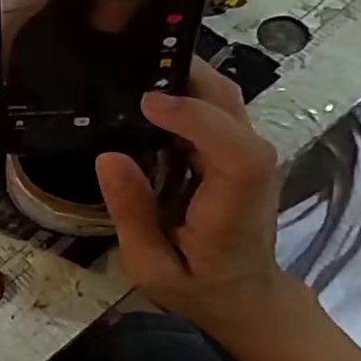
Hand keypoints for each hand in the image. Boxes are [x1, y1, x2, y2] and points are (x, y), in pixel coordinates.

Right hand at [95, 59, 298, 337]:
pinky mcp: (235, 152)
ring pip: (224, 99)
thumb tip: (108, 157)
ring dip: (181, 79)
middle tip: (128, 63)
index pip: (234, 149)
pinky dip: (182, 95)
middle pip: (231, 105)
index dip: (195, 118)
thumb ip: (132, 214)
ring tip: (131, 75)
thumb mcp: (151, 266)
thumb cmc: (198, 288)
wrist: (246, 296)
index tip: (147, 103)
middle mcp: (252, 170)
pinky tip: (145, 99)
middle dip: (185, 76)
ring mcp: (249, 156)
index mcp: (235, 205)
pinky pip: (213, 110)